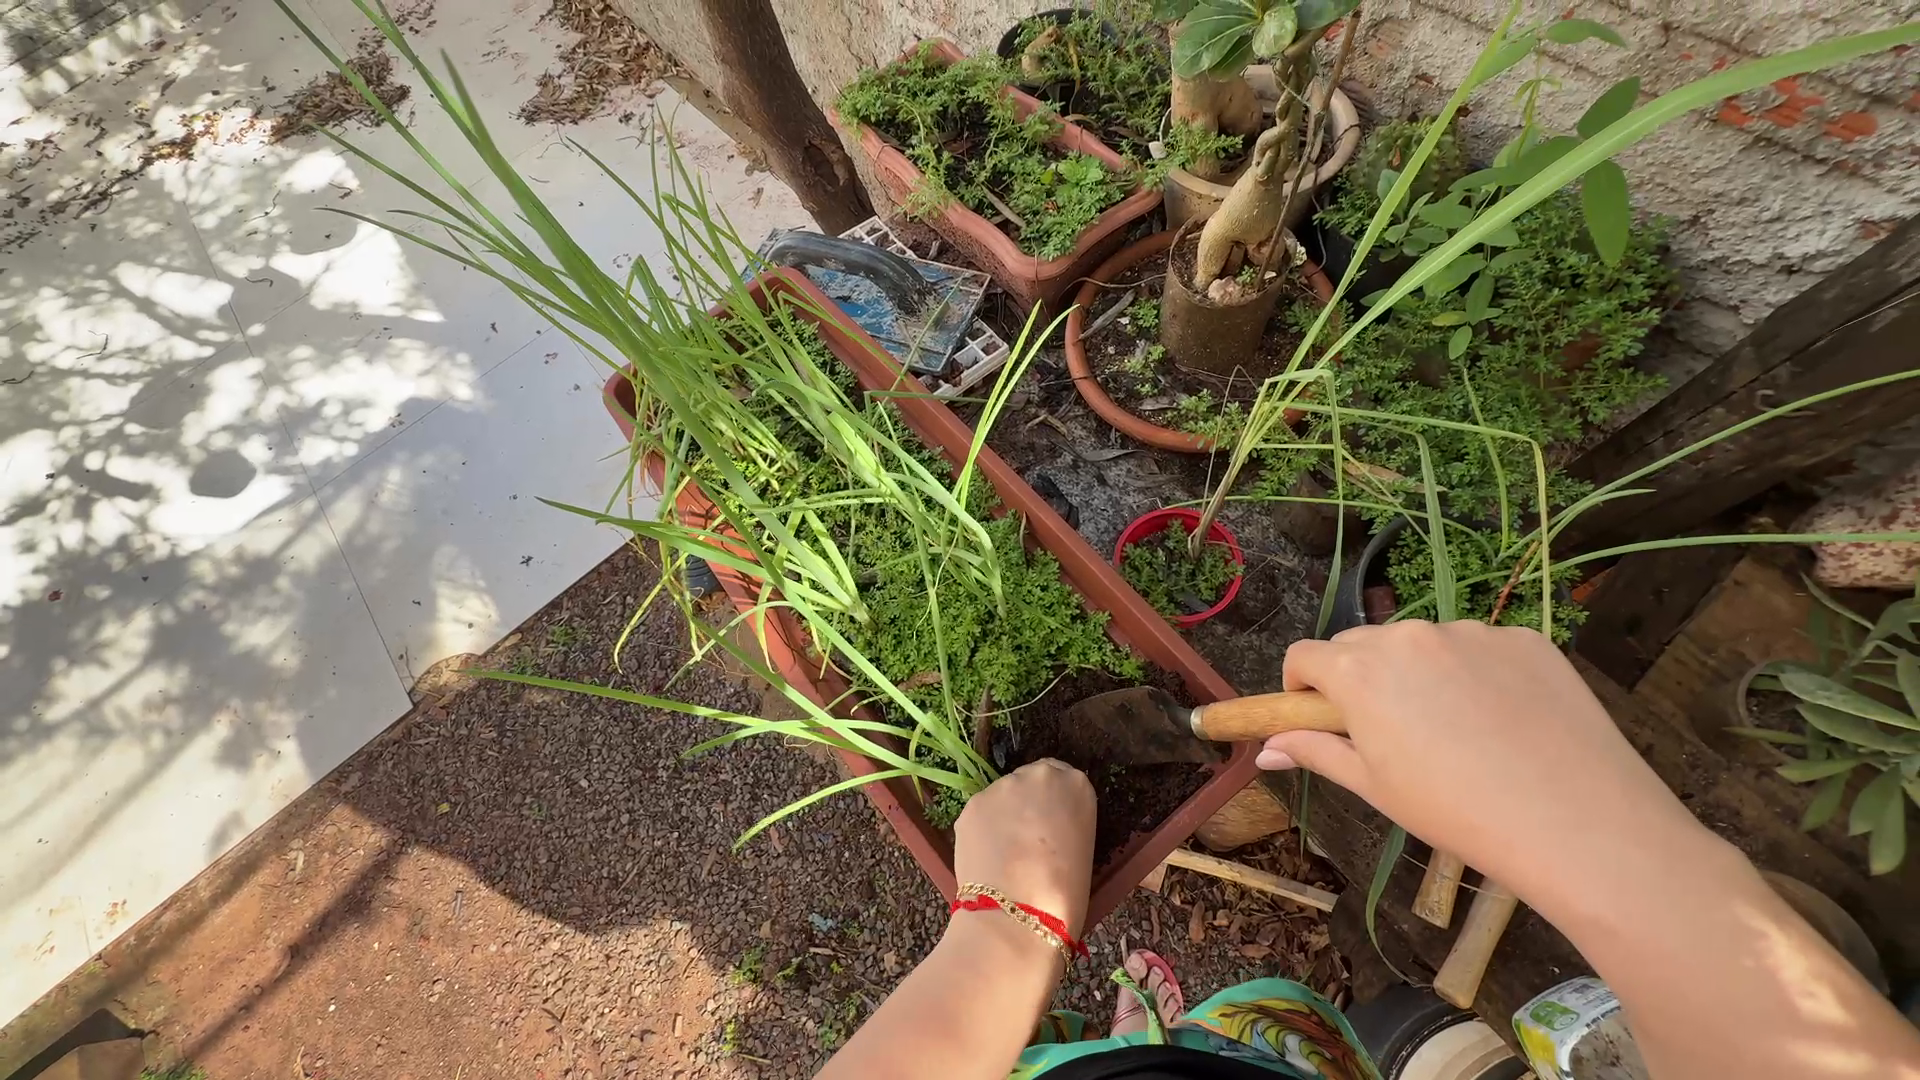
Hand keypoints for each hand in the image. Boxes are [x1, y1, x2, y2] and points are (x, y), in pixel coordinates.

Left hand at [953, 759, 1095, 935]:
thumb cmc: (1065, 894)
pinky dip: (983, 830)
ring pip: (1003, 796)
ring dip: (1004, 816)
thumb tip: (1047, 825)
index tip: (1051, 824)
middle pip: (1031, 780)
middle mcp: (1038, 775)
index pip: (1063, 777)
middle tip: (1027, 838)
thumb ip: (1066, 821)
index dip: (1055, 802)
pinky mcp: (972, 803)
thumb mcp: (1082, 848)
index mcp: (1076, 784)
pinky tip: (987, 857)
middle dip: (1028, 803)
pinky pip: (981, 813)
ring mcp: (1001, 787)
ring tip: (1005, 854)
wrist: (1019, 916)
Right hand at [1258, 621, 1716, 914]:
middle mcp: (1407, 636)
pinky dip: (1473, 671)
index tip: (1319, 718)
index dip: (1300, 687)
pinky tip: (1502, 718)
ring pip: (1419, 643)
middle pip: (1357, 644)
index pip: (1303, 656)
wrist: (1583, 829)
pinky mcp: (1524, 638)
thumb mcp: (1374, 787)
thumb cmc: (1457, 814)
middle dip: (1355, 678)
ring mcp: (1470, 632)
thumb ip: (1313, 753)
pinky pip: (1478, 646)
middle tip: (1386, 730)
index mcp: (1358, 671)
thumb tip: (1265, 752)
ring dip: (1415, 672)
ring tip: (1454, 728)